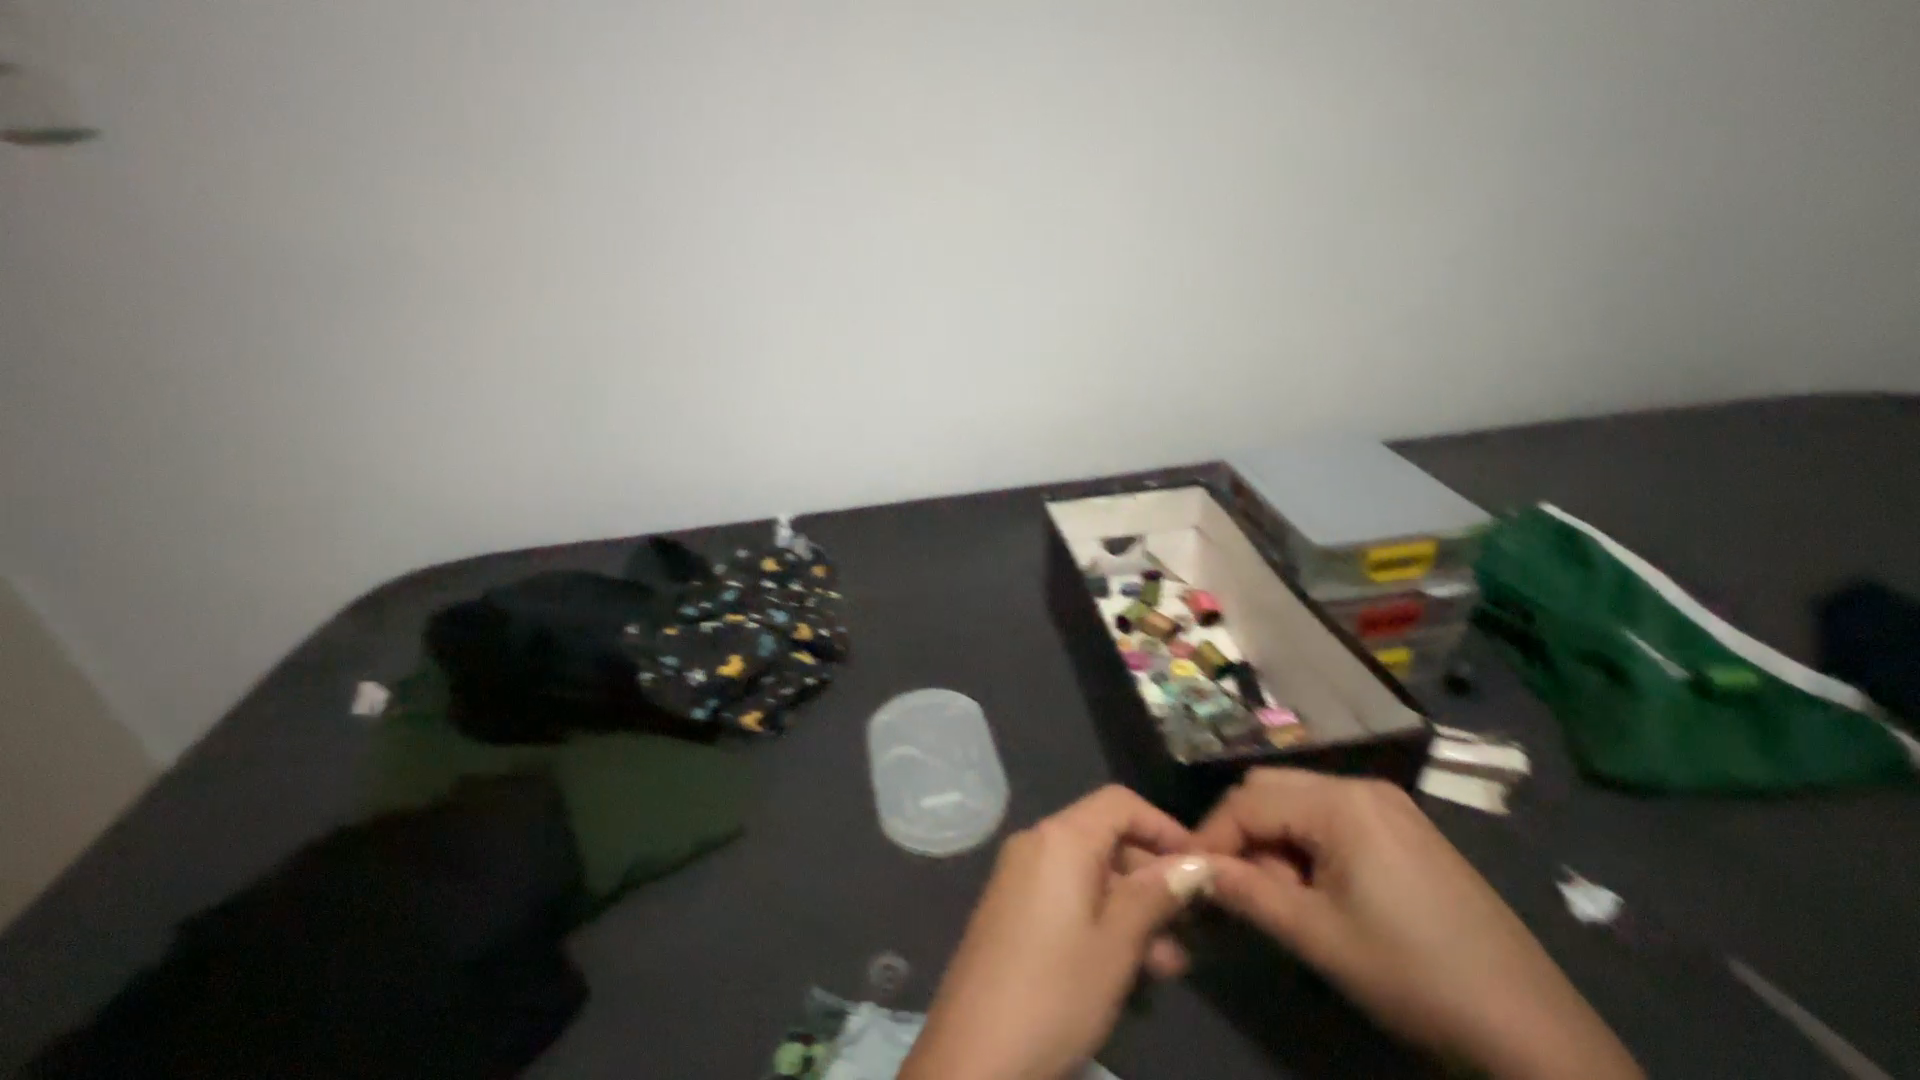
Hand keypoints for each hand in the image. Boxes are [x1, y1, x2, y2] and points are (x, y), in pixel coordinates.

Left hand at [901, 785, 1206, 1079]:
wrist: (972, 1057)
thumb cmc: (1055, 991)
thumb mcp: (1117, 944)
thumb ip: (1157, 894)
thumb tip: (1197, 863)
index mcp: (1059, 839)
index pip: (1120, 803)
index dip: (1165, 828)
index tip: (1201, 868)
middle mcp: (1035, 847)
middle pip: (1106, 839)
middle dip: (1153, 879)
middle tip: (1192, 928)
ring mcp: (1019, 882)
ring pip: (1091, 877)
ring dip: (1134, 911)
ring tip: (1171, 966)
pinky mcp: (1012, 916)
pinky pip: (1068, 900)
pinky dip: (1102, 923)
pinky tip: (1132, 971)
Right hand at [1196, 769, 1641, 1079]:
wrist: (1522, 1021)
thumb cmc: (1409, 972)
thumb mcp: (1315, 935)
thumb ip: (1245, 891)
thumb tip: (1190, 868)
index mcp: (1342, 802)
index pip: (1247, 800)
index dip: (1209, 838)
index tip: (1187, 878)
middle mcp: (1364, 788)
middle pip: (1271, 789)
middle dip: (1240, 833)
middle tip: (1236, 889)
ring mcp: (1391, 807)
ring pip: (1300, 803)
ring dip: (1273, 840)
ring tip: (1280, 897)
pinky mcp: (1406, 830)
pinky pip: (1334, 819)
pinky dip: (1306, 845)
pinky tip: (1316, 892)